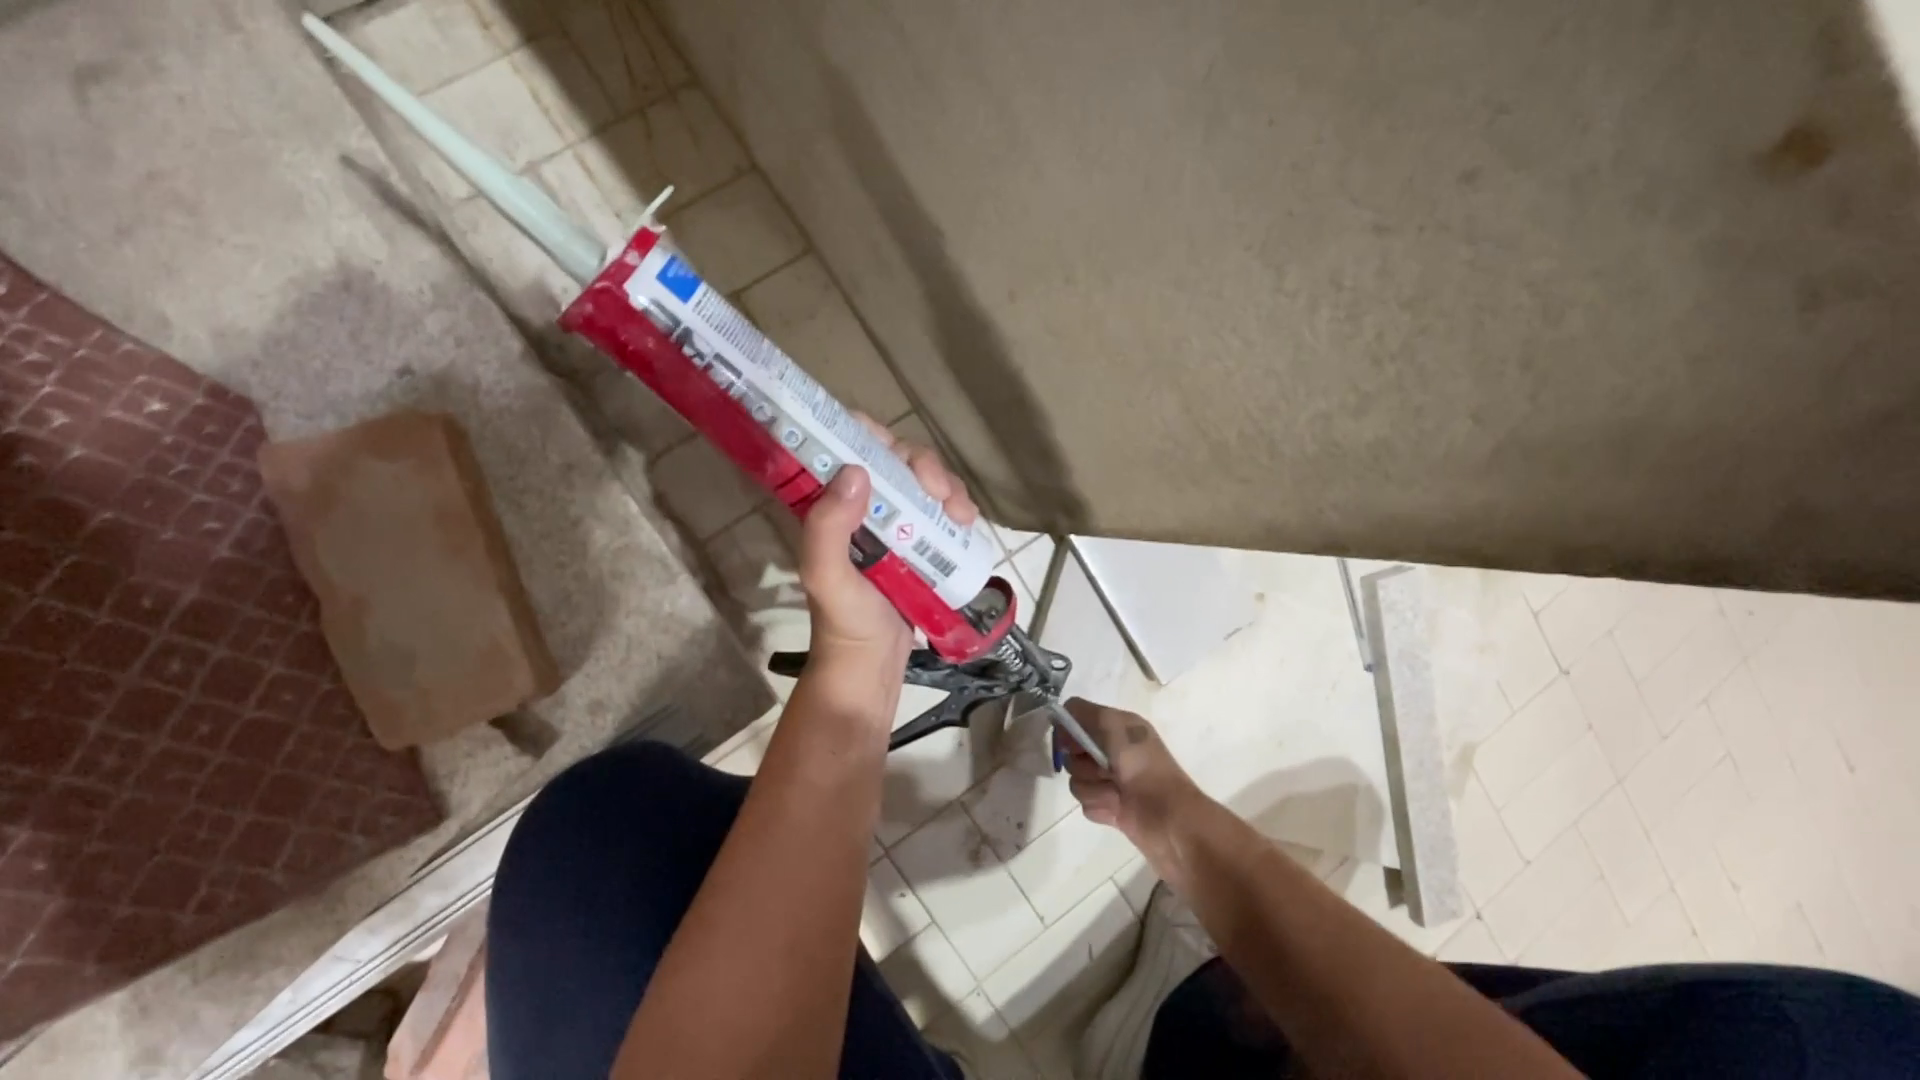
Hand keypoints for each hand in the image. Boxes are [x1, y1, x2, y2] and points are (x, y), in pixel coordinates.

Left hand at [797, 414, 977, 669]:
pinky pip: (939, 507)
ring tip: (962, 516)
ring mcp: (892, 522)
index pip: (844, 445)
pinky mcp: (918, 541)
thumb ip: (828, 526)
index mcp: (830, 504)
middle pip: (894, 457)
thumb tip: (857, 471)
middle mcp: (860, 504)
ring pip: (922, 479)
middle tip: (941, 494)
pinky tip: (967, 524)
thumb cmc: (844, 621)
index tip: (896, 453)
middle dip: (923, 464)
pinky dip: (957, 506)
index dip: (871, 434)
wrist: (872, 665)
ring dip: (947, 486)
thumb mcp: (826, 575)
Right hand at [1059, 699, 1204, 877]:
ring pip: (1076, 781)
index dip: (1070, 733)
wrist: (1168, 818)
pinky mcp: (1111, 807)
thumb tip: (1059, 718)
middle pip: (1072, 754)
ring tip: (1115, 794)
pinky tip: (1117, 809)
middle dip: (1083, 765)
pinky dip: (1099, 806)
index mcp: (1118, 727)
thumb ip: (1082, 712)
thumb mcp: (1112, 724)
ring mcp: (1112, 781)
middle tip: (1106, 770)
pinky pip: (1086, 803)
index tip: (1072, 745)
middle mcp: (1114, 751)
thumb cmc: (1142, 766)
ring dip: (1093, 788)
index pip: (1077, 721)